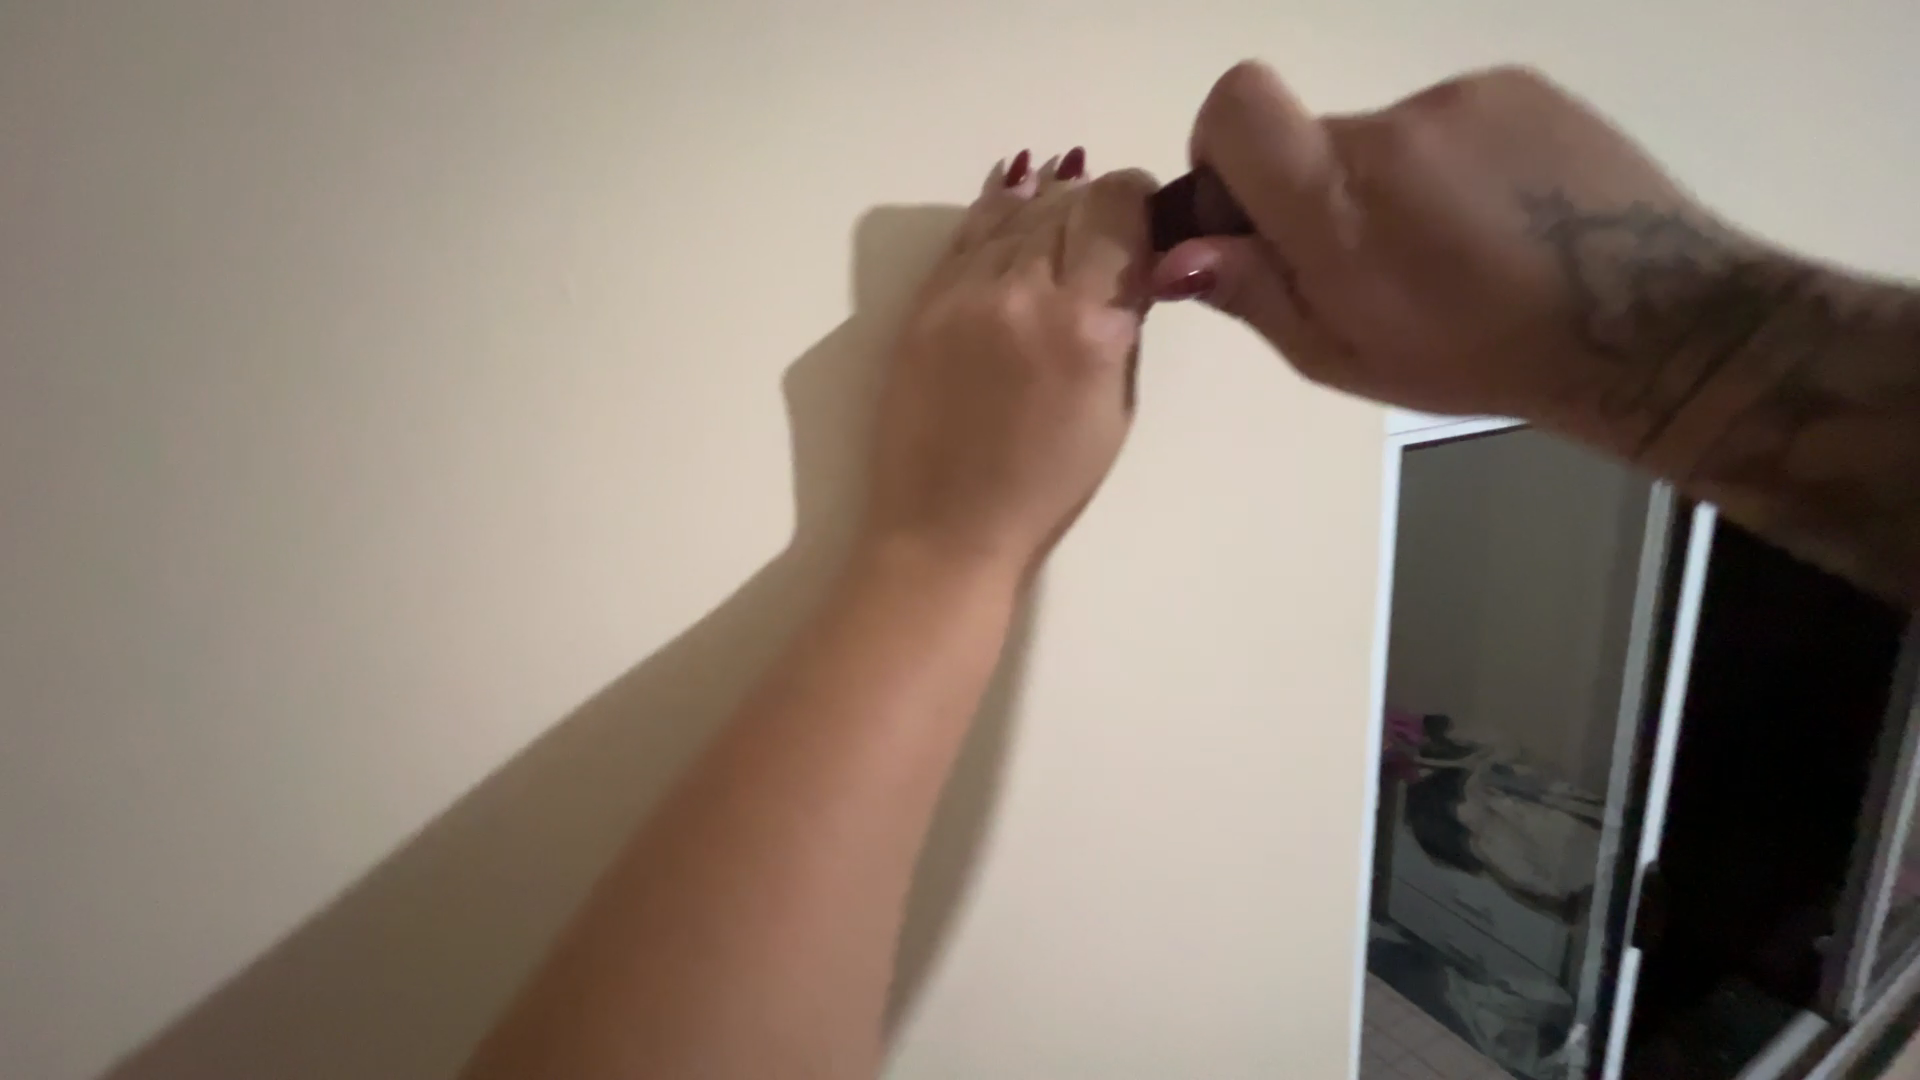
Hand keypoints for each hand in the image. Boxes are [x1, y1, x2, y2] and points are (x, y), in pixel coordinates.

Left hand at [861, 151, 1156, 576]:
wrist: (945, 528)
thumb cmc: (1044, 489)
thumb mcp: (1115, 412)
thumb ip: (1124, 326)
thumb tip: (1130, 266)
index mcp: (1086, 324)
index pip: (1118, 206)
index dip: (1136, 202)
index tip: (1139, 223)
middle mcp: (1024, 291)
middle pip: (1067, 198)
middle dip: (1093, 206)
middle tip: (1100, 235)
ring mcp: (964, 293)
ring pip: (1014, 209)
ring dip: (1045, 207)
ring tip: (1059, 219)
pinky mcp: (922, 304)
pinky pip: (966, 234)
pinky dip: (996, 211)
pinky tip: (1012, 193)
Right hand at [1155, 61, 1754, 427]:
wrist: (1643, 320)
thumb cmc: (1465, 357)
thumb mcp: (1333, 353)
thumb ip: (1251, 292)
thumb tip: (1176, 255)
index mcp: (1336, 202)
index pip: (1235, 105)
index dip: (1218, 147)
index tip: (1243, 207)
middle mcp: (1391, 128)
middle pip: (1302, 136)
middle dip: (1302, 195)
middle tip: (1352, 265)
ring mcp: (1460, 97)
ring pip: (1369, 137)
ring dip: (1372, 188)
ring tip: (1431, 251)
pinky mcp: (1517, 84)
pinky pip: (1434, 123)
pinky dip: (1432, 170)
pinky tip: (1479, 222)